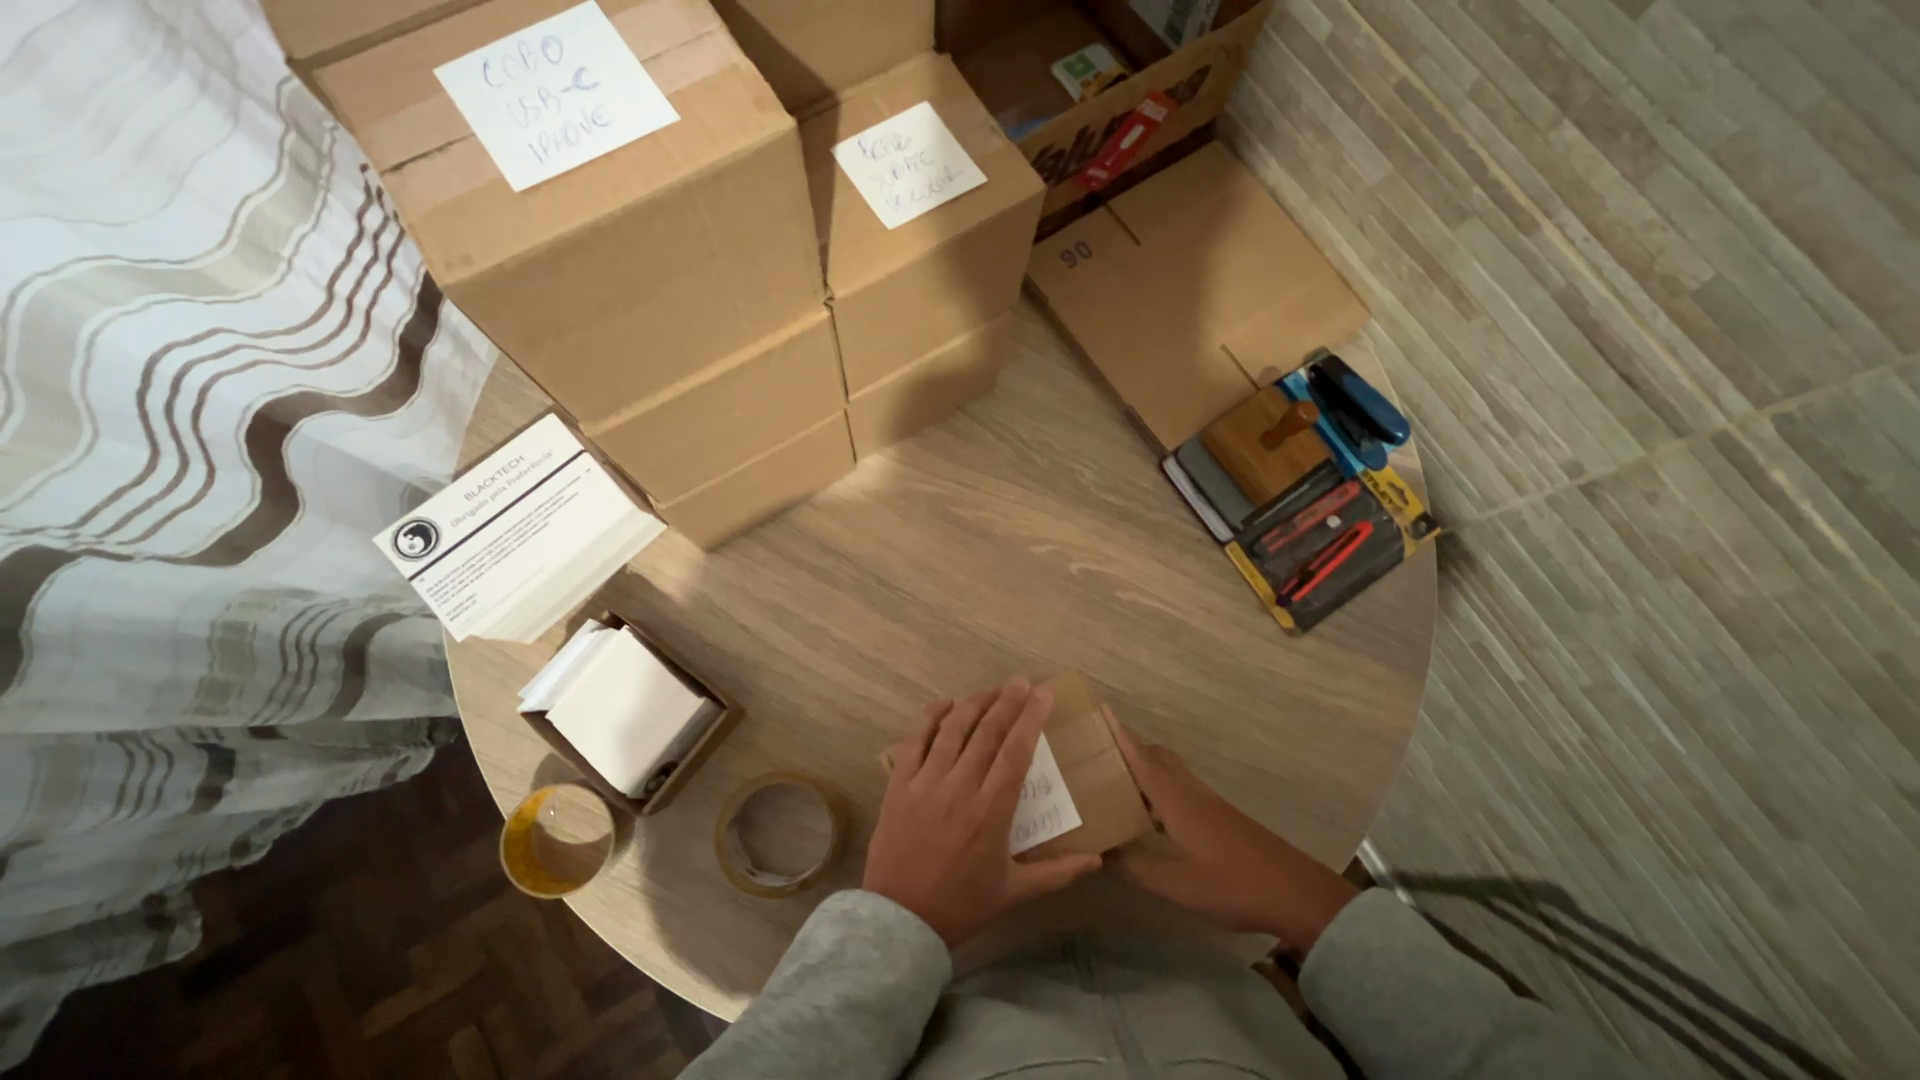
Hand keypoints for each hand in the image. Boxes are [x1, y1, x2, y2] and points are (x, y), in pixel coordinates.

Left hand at [864, 676, 1103, 946]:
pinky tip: (944, 705)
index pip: (1016, 751)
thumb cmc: (962, 905)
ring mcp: (925, 783)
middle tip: (1021, 681)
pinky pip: (914, 741)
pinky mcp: (898, 785)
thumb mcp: (1014, 892)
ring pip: (952, 730)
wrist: (901, 920)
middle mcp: (959, 788)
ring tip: (990, 690)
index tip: (1043, 694)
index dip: (1031, 718)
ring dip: (973, 704)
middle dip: (1007, 701)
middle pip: (986, 732)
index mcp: (991, 811)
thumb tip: (1098, 860)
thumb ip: (1058, 873)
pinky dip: (929, 718)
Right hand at [1107, 708, 1358, 955]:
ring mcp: (1210, 805)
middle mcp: (1192, 794)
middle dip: (1128, 748)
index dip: (1119, 735)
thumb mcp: (1178, 885)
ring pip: (1171, 774)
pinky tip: (1149, 816)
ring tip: (1113, 783)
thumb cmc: (1234, 885)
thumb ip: (1137, 869)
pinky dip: (1159, 790)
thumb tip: (1101, 855)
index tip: (1100, 709)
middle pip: (1157, 758)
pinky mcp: (1220, 818)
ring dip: (1144, 769)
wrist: (1296, 895)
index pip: (1141, 759)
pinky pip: (1181, 791)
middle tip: (1096, 753)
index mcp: (1178, 801)